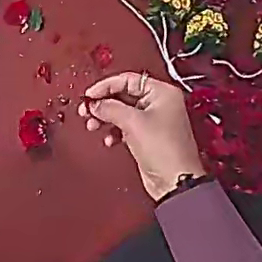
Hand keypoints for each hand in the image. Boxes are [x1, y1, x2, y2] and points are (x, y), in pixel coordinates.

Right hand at [80, 72, 206, 201]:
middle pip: (124, 95)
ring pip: (123, 111)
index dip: (106, 86)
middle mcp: (160, 103)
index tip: (90, 95)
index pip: (129, 80)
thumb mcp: (133, 123)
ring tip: (93, 124)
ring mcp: (154, 120)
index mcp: (162, 92)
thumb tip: (95, 103)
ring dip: (106, 117)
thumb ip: (111, 108)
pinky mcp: (148, 135)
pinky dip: (115, 130)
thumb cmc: (166, 151)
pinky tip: (109, 139)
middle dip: (104, 103)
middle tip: (87, 109)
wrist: (174, 181)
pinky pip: (126, 126)